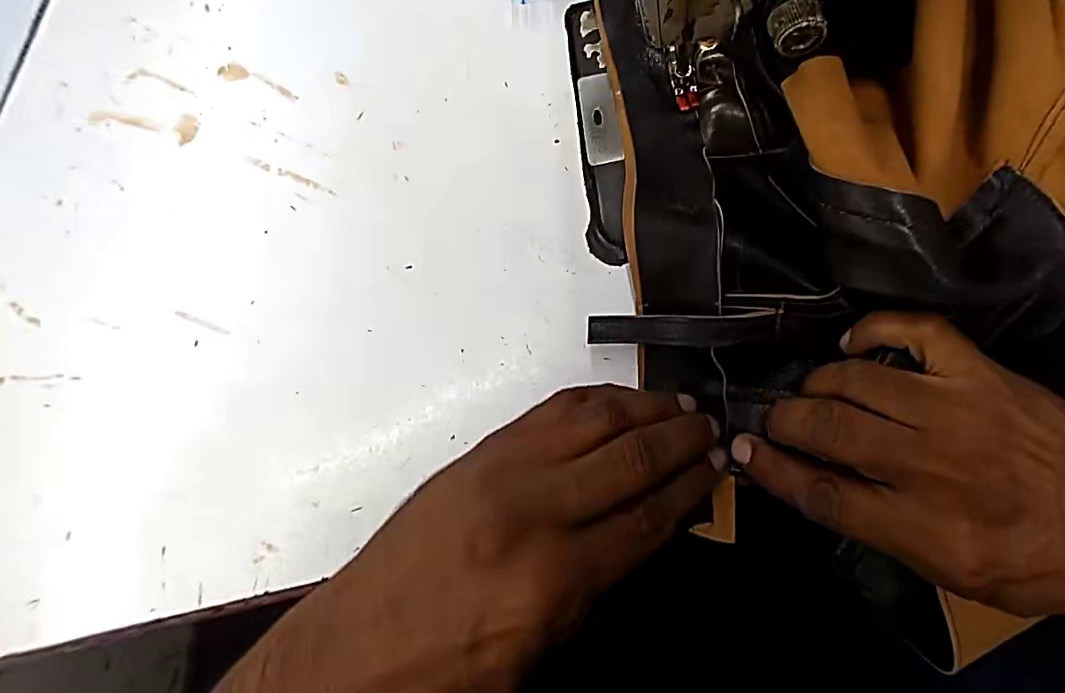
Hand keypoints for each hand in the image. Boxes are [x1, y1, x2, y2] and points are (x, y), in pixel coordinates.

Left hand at [220, 385, 724, 692]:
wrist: (348, 658)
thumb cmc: (445, 671)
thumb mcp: (539, 652)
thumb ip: (601, 583)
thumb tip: (651, 525)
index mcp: (550, 580)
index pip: (645, 520)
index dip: (689, 491)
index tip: (716, 471)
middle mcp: (532, 512)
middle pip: (629, 458)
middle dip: (681, 440)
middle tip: (711, 427)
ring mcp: (503, 470)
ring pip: (596, 418)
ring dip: (647, 407)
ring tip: (681, 404)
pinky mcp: (483, 451)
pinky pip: (553, 409)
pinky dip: (597, 398)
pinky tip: (621, 398)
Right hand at [732, 312, 1064, 619]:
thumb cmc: (1040, 563)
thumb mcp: (957, 576)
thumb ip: (887, 530)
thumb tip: (825, 487)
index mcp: (928, 532)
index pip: (826, 495)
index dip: (774, 471)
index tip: (743, 452)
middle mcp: (935, 466)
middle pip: (833, 431)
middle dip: (786, 421)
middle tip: (769, 418)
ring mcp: (958, 408)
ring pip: (861, 381)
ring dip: (820, 382)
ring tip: (809, 388)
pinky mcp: (980, 371)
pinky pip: (914, 331)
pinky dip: (874, 329)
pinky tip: (854, 342)